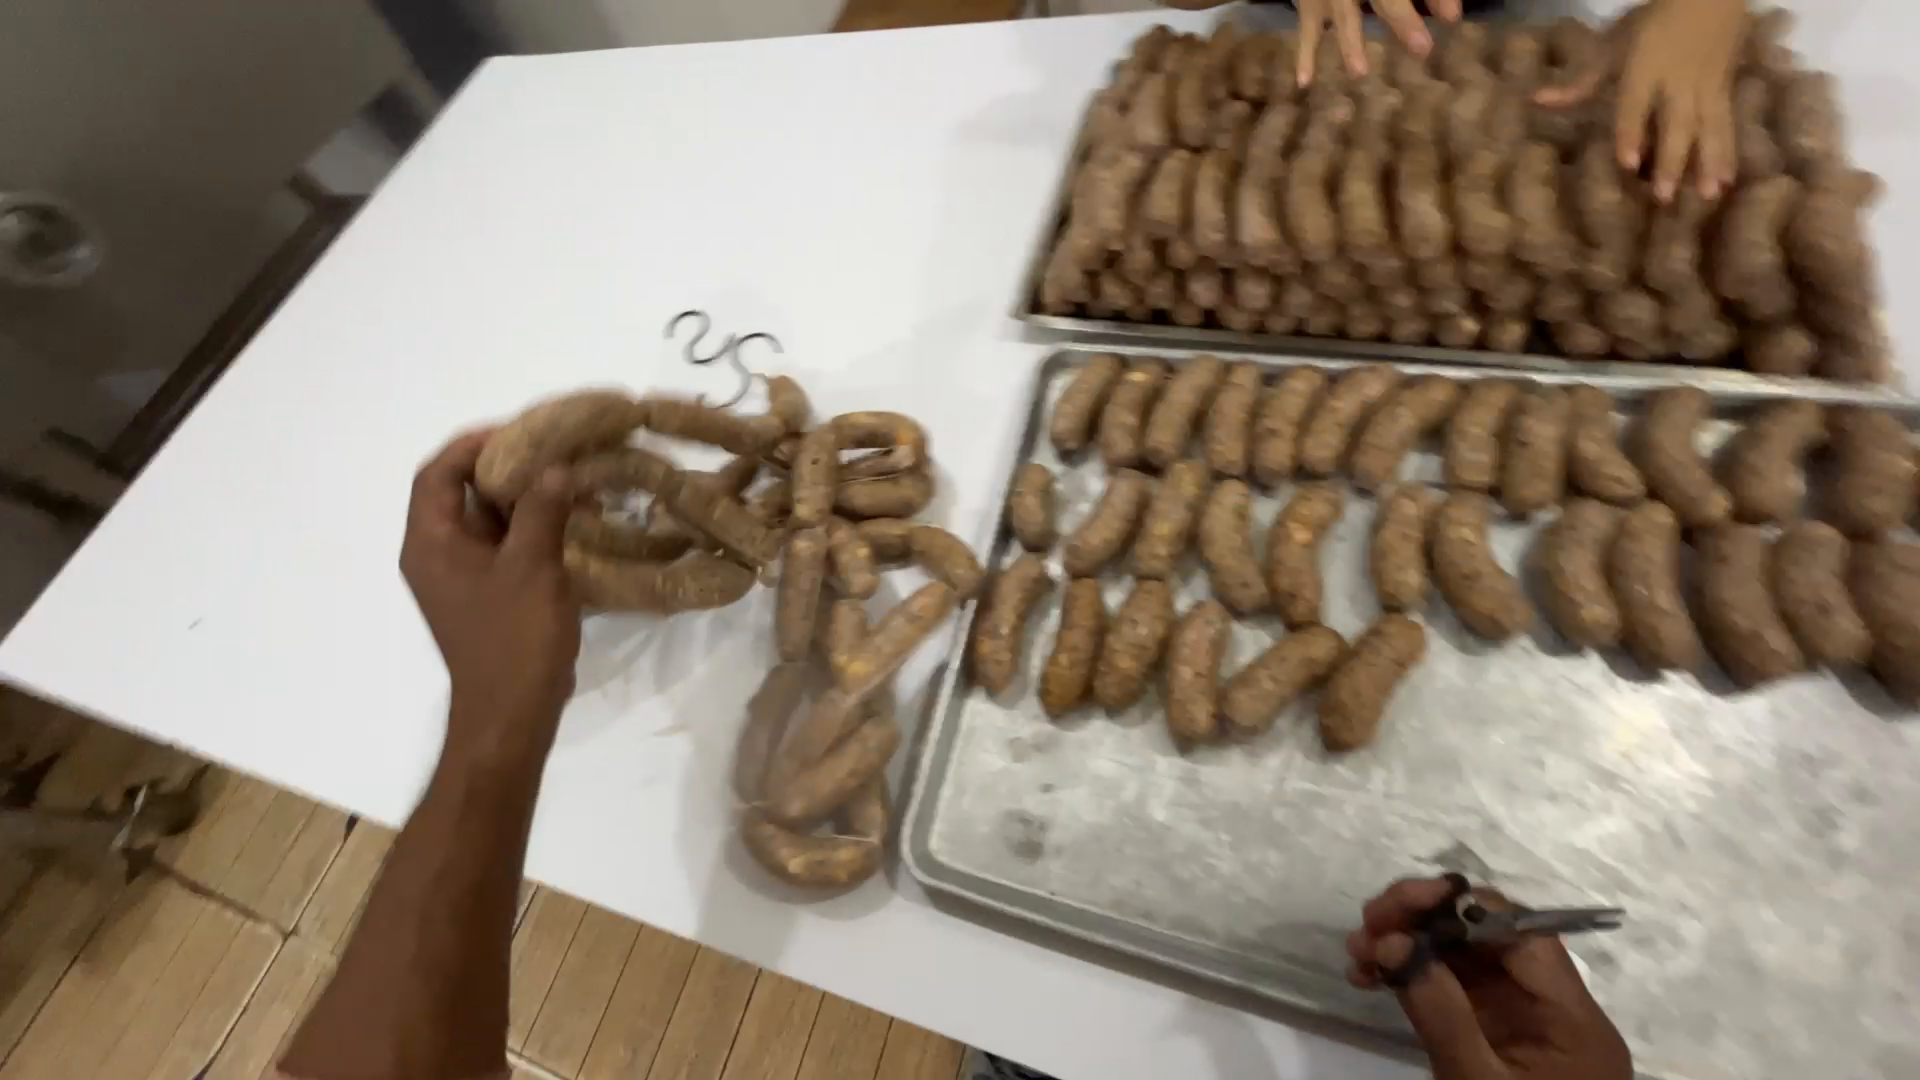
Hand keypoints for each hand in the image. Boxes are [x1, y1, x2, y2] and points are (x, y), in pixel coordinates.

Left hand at [400, 430, 581, 761]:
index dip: (472, 445)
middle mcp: (437, 555)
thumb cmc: (514, 636)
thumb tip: (556, 468)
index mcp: (431, 543)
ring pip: (487, 521)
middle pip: (460, 494)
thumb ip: (543, 511)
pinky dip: (531, 528)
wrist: (512, 707)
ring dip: (523, 499)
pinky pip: (504, 546)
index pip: (437, 475)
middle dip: (504, 468)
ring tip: (568, 481)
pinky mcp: (487, 595)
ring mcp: (462, 577)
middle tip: (552, 452)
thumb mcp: (533, 566)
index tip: (519, 430)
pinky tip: (570, 523)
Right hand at [1297, 0, 1462, 84]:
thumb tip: (1447, 6)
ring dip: (1351, 46)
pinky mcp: (1310, 4)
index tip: (1453, 16)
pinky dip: (1305, 55)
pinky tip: (1305, 82)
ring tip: (1360, 74)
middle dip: (1403, 21)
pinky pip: (1308, 31)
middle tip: (1423, 50)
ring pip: (1344, 18)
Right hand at [1345, 878, 1632, 1079]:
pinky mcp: (1483, 1027)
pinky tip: (1366, 976)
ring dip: (1402, 939)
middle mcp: (1543, 1003)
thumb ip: (1440, 1010)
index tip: (1401, 904)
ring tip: (1356, 951)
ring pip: (1454, 950)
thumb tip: (1391, 941)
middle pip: (1481, 930)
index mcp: (1568, 1014)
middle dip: (1419, 916)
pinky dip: (1404, 970)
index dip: (1460, 904)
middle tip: (1368, 922)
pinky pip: (1442, 980)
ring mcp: (1511, 1015)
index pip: (1518, 929)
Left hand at [1536, 0, 1747, 202]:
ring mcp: (1708, 86)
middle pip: (1676, 125)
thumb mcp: (1612, 44)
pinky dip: (1729, 151)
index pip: (1635, 108)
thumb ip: (1578, 81)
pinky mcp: (1728, 87)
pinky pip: (1728, 123)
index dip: (1631, 134)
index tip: (1628, 163)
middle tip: (1662, 196)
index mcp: (1646, 71)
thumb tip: (1534, 99)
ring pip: (1710, 127)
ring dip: (1708, 162)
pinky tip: (1728, 178)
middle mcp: (1679, 82)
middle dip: (1670, 161)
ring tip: (1708, 195)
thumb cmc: (1653, 19)